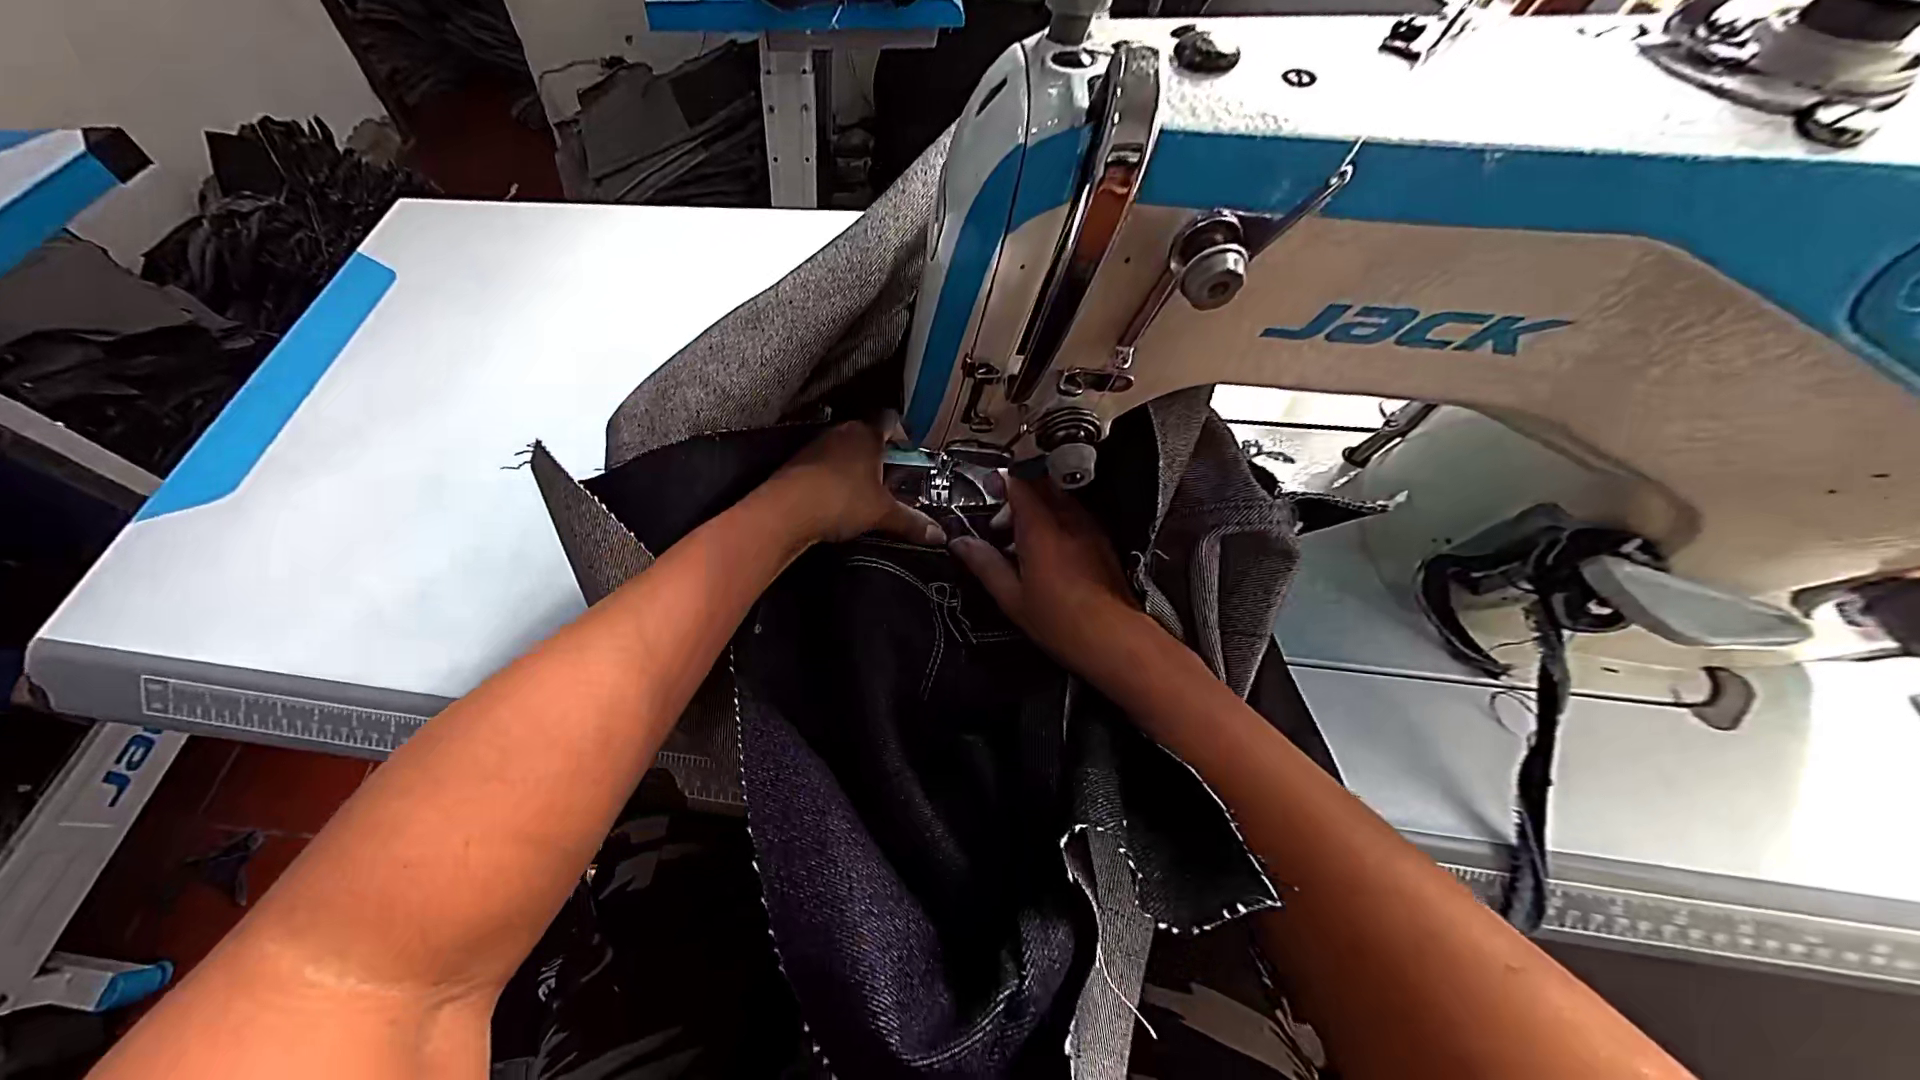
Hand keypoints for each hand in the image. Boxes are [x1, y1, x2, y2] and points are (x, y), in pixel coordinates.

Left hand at [759, 416, 945, 546]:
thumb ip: (911, 521)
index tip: (912, 453)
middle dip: (882, 457)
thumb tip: (938, 534)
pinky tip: (841, 500)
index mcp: (867, 434)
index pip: (891, 421)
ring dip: (858, 468)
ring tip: (869, 493)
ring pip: (846, 451)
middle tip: (895, 479)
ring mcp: (817, 446)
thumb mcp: (883, 513)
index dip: (904, 436)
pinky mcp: (799, 464)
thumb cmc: (840, 499)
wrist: (785, 512)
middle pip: (869, 437)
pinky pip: (826, 466)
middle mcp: (841, 432)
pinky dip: (836, 479)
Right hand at [948, 471, 1158, 676]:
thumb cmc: (1065, 623)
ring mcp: (1088, 529)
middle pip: (1041, 484)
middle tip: (1001, 518)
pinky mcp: (1100, 542)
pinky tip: (1044, 551)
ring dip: (1037, 508)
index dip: (1002, 480)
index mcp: (1041, 529)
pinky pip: (1074, 516)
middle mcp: (1068, 521)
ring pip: (1059, 499)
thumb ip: (984, 564)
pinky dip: (1055, 522)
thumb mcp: (1011, 597)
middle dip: (1018, 493)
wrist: (1113, 638)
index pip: (1020, 483)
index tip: (989, 487)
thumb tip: (963, 546)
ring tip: (1020, 539)